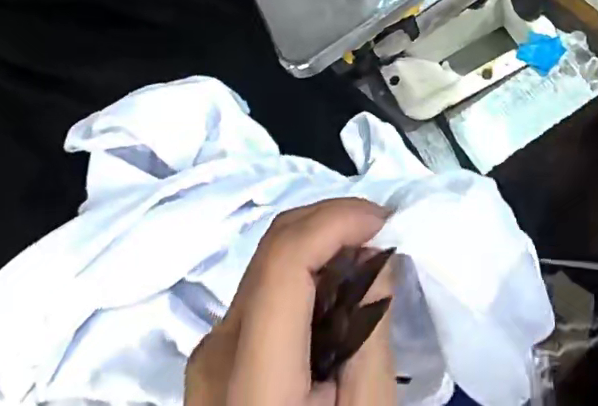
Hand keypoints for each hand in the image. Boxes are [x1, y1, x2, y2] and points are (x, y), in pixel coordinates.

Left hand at [186, 198, 397, 405]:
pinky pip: (263, 292)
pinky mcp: (217, 357)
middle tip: (388, 236)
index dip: (337, 220)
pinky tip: (338, 297)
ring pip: (269, 262)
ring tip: (370, 265)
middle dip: (335, 224)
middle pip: (274, 248)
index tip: (387, 221)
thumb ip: (369, 333)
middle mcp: (216, 348)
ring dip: (323, 247)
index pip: (284, 258)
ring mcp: (209, 352)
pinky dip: (306, 277)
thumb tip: (377, 255)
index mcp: (251, 377)